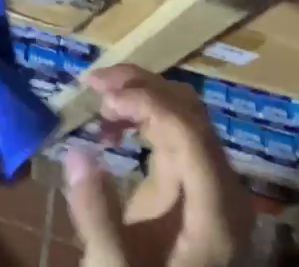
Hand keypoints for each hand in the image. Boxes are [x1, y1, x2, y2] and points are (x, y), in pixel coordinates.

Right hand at [60, 65, 251, 266]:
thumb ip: (96, 216)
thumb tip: (76, 153)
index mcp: (215, 213)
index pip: (191, 135)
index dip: (149, 103)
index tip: (102, 97)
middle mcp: (222, 192)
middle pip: (191, 115)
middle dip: (143, 87)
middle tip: (94, 82)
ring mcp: (210, 188)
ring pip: (185, 116)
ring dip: (142, 95)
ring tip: (98, 96)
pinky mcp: (192, 189)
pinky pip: (175, 134)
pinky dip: (142, 117)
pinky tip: (110, 125)